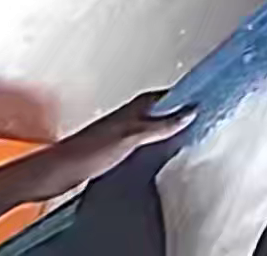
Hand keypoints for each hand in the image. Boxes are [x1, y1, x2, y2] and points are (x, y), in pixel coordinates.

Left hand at [20, 91, 194, 199]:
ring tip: (194, 129)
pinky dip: (163, 139)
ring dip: (176, 126)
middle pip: (173, 106)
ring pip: (162, 122)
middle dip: (190, 109)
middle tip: (211, 112)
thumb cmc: (86, 151)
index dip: (198, 92)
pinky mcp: (121, 144)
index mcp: (143, 103)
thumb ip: (165, 125)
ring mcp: (129, 128)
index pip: (180, 91)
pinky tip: (168, 146)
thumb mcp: (133, 136)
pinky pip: (152, 136)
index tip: (218, 92)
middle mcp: (138, 112)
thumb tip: (193, 112)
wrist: (49, 175)